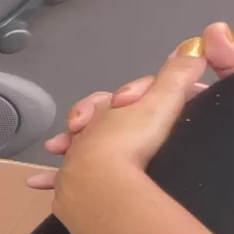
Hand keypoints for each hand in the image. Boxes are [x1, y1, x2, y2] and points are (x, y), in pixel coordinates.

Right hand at [50, 45, 211, 231]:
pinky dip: (53, 176)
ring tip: (58, 148)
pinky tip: (40, 179)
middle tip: (79, 126)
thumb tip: (193, 48)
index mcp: (155, 118)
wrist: (95, 185)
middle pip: (106, 117)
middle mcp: (137, 139)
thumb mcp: (158, 99)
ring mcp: (112, 161)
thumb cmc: (122, 143)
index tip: (119, 103)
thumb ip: (177, 72)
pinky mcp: (92, 182)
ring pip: (84, 142)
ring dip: (66, 142)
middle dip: (85, 118)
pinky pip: (70, 173)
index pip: (136, 96)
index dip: (123, 96)